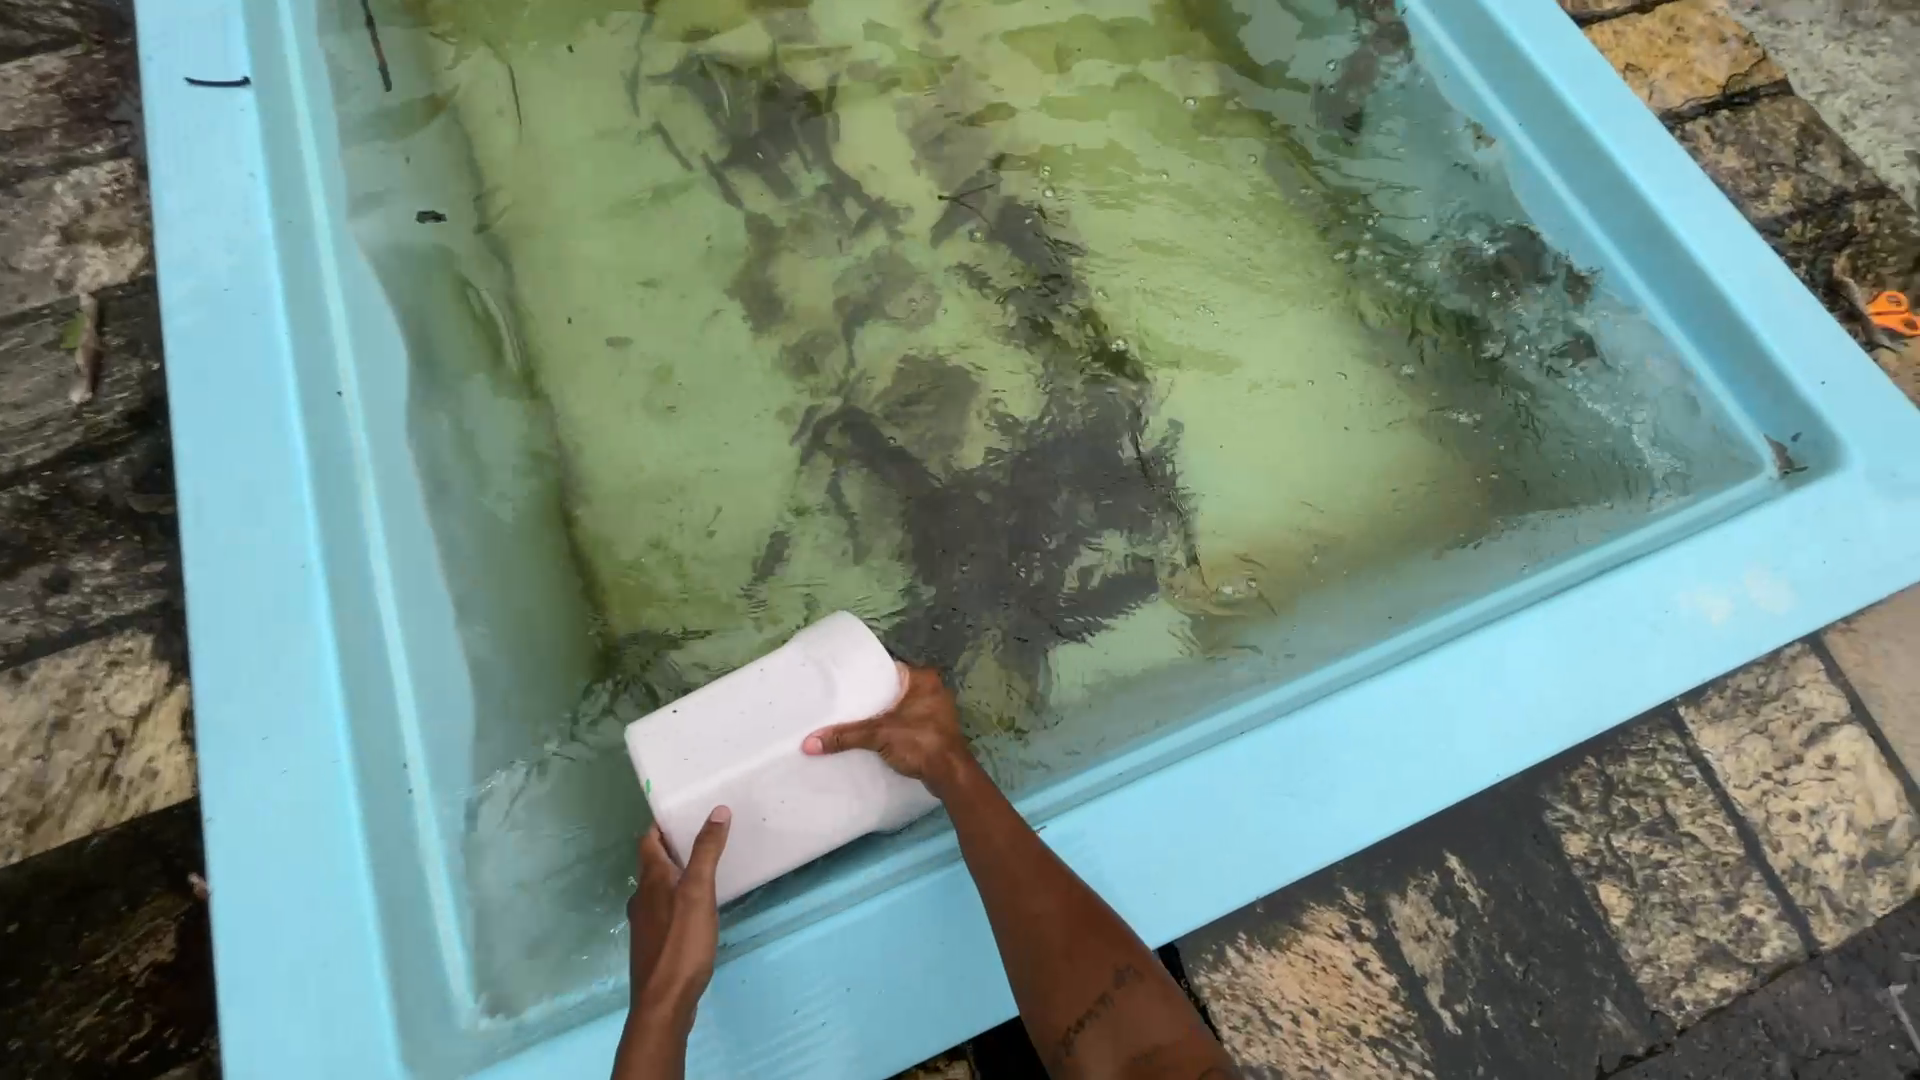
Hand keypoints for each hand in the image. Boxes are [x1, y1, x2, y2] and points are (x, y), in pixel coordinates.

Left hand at [626, 809, 729, 1035]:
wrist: (663, 1003)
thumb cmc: (681, 941)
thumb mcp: (699, 891)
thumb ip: (707, 850)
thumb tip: (717, 811)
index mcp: (651, 880)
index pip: (649, 841)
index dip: (662, 825)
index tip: (683, 811)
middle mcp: (642, 898)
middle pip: (653, 863)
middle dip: (674, 846)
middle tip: (703, 834)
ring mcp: (646, 923)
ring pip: (659, 887)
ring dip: (677, 873)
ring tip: (705, 867)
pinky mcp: (655, 943)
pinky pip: (665, 909)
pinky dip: (678, 897)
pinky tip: (698, 907)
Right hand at [802, 664, 976, 797]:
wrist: (950, 774)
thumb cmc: (919, 742)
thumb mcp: (879, 735)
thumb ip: (846, 736)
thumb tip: (809, 743)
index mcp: (922, 678)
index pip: (889, 668)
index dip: (868, 675)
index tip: (846, 682)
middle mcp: (933, 689)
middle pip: (894, 688)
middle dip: (874, 697)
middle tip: (847, 701)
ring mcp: (937, 710)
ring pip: (902, 706)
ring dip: (885, 713)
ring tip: (857, 718)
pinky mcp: (936, 729)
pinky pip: (909, 721)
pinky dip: (895, 727)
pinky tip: (877, 735)